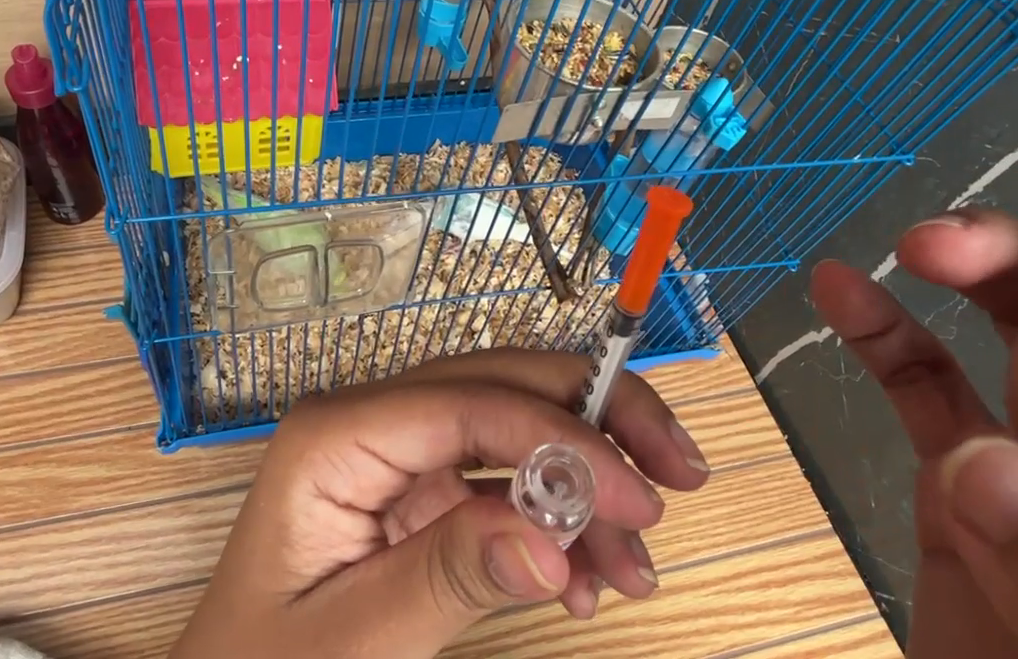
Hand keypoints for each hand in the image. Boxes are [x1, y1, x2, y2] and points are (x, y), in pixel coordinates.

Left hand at [170, 349, 710, 658]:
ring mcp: (397, 453)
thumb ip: (448, 575)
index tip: (641, 501)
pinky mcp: (417, 490)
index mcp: (338, 433)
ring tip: (636, 567)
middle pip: (500, 383)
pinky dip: (556, 518)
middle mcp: (371, 421)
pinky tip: (586, 578)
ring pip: (514, 429)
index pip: (470, 402)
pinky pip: (501, 482)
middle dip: (596, 416)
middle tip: (679, 470)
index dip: (564, 439)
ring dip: (587, 482)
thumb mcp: (356, 635)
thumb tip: (551, 536)